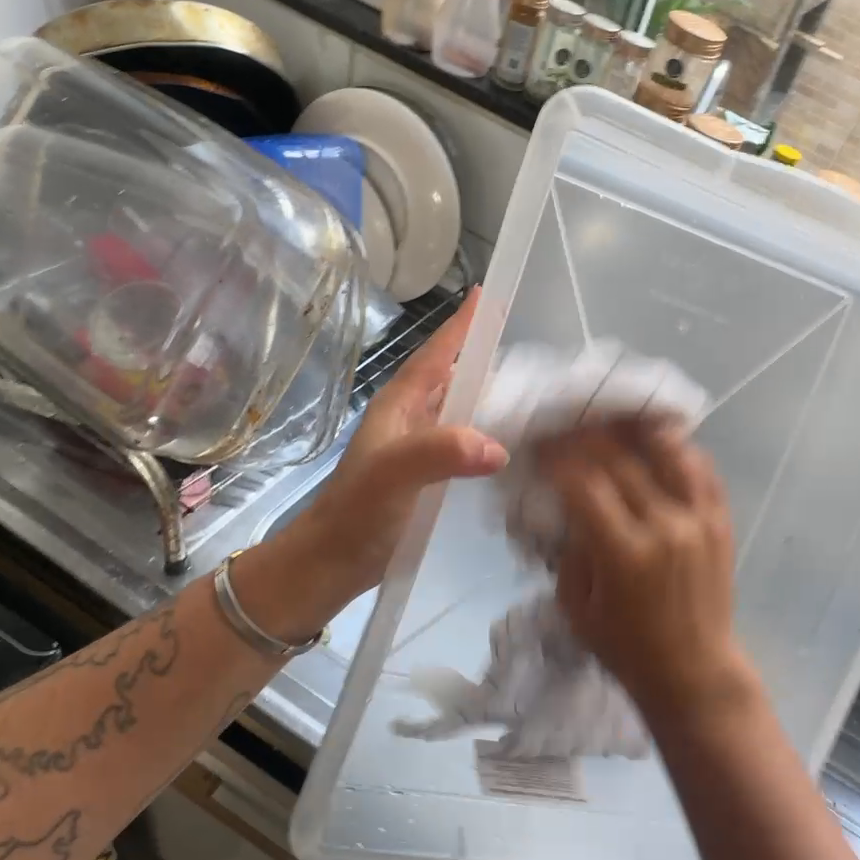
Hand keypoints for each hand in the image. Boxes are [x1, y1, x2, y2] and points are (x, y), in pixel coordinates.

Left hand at [247, 290, 507, 634]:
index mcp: (400, 405)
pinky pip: (464, 441)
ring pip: (460, 409)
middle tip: (530, 353)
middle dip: (485, 358)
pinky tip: (510, 446)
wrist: (329, 565)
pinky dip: (487, 435)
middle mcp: (410, 419)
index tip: (486, 294)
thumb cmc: (357, 513)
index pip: (436, 354)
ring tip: (531, 394)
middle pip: (452, 376)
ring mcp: (418, 448)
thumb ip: (438, 453)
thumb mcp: (393, 476)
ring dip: (490, 397)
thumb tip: (496, 446)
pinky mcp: (426, 476)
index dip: (461, 325)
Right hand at [540, 419, 752, 720]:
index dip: (558, 459)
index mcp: (624, 554)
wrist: (693, 671)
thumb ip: (570, 550)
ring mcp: (699, 520)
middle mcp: (665, 528)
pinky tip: (660, 441)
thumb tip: (569, 503)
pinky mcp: (721, 521)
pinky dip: (680, 450)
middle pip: (622, 460)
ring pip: (670, 452)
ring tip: (616, 422)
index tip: (541, 448)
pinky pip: (703, 470)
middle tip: (567, 429)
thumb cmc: (625, 647)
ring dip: (638, 431)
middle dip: (587, 438)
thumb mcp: (576, 606)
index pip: (584, 485)